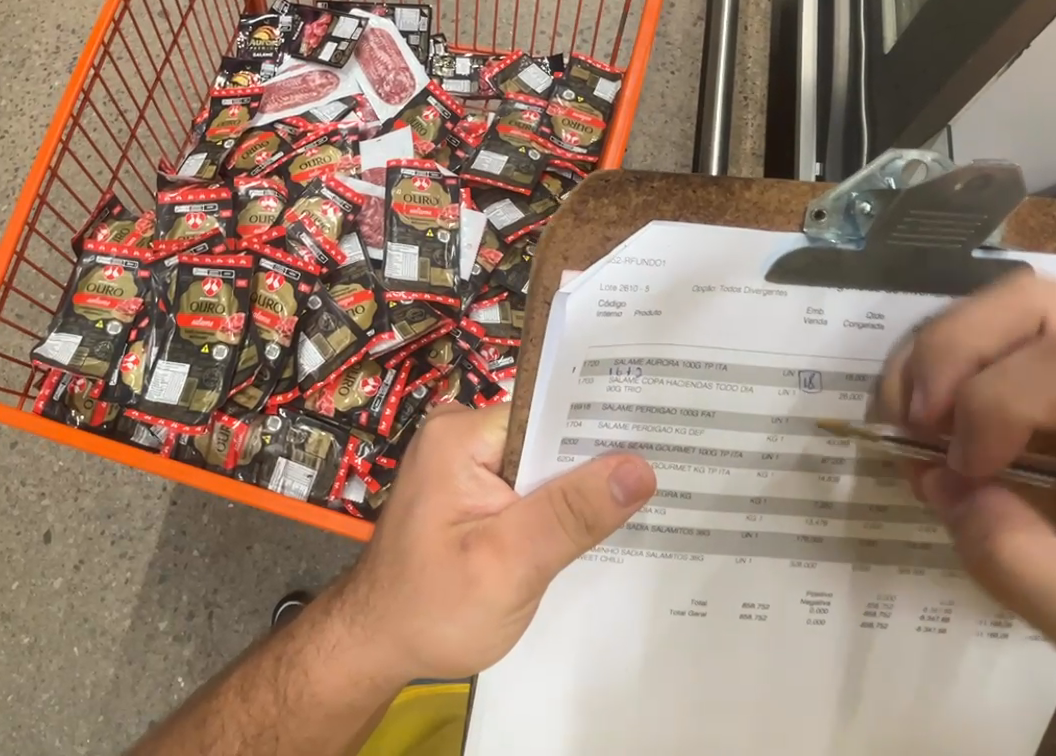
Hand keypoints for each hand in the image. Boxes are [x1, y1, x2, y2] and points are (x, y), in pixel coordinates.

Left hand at [327, 403, 656, 682]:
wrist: (379, 642)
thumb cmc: (434, 608)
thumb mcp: (509, 563)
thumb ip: (571, 514)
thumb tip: (639, 467)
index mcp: (460, 434)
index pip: (549, 413)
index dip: (606, 430)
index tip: (669, 439)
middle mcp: (459, 434)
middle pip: (547, 435)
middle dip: (599, 462)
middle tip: (676, 475)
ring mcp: (462, 462)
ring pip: (541, 464)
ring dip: (582, 489)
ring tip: (651, 502)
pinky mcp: (469, 490)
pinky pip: (525, 485)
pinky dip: (557, 506)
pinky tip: (600, 526)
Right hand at [879, 274, 1055, 702]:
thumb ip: (1027, 568)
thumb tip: (944, 483)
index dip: (992, 405)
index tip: (958, 474)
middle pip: (1036, 305)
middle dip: (947, 357)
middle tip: (913, 427)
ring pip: (1006, 304)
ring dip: (934, 357)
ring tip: (913, 427)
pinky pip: (993, 330)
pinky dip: (938, 367)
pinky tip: (933, 425)